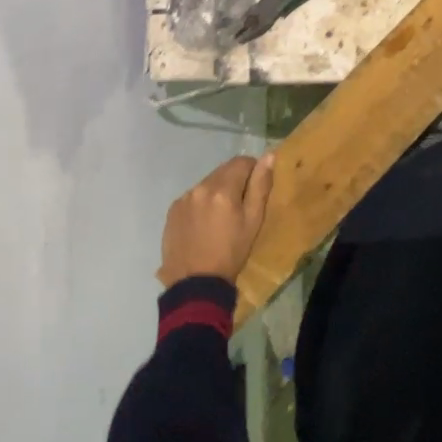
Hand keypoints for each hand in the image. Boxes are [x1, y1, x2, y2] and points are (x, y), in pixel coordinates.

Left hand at [159, 155, 274, 287]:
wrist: (195, 285)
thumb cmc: (231, 253)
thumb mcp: (253, 221)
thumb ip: (260, 186)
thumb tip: (269, 156)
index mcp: (222, 189)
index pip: (241, 161)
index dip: (253, 170)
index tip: (255, 189)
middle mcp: (200, 187)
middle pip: (223, 170)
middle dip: (234, 180)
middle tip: (239, 205)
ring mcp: (183, 198)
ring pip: (207, 182)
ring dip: (217, 191)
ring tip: (220, 217)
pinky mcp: (172, 210)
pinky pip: (192, 196)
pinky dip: (201, 202)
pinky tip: (203, 224)